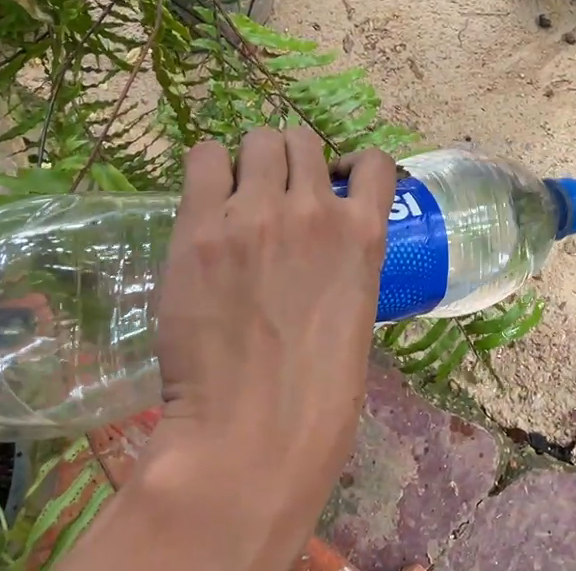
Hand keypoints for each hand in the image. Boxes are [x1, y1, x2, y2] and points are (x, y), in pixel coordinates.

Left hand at [145, 127, 396, 569]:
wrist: (251, 434)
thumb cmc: (316, 394)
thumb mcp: (354, 312)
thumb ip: (342, 262)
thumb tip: (319, 244)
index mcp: (363, 235)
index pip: (374, 163)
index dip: (351, 168)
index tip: (333, 185)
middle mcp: (314, 209)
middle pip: (303, 140)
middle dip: (291, 162)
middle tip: (272, 195)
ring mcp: (256, 214)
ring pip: (258, 140)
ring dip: (251, 161)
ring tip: (235, 194)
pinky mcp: (200, 227)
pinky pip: (204, 158)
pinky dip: (207, 169)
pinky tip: (204, 196)